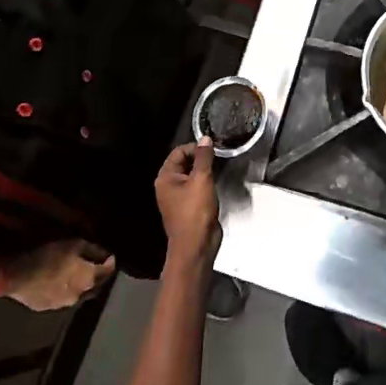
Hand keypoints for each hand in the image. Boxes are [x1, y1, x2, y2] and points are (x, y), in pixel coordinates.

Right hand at [5, 238, 115, 310]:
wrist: (17, 276)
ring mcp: (63, 304)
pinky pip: (61, 298)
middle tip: (95, 265)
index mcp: (89, 279)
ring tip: (74, 274)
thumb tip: (109, 255)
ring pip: (78, 293)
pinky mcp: (47, 307)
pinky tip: (57, 283)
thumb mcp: (74, 243)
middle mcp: (80, 295)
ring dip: (80, 284)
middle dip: (97, 276)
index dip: (110, 262)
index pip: (108, 271)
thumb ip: (94, 250)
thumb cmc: (48, 255)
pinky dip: (63, 290)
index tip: (109, 255)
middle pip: (95, 285)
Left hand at [154, 139, 220, 273]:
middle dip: (200, 159)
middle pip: (184, 163)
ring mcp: (177, 197)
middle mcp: (168, 185)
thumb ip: (204, 158)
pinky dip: (205, 184)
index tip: (213, 149)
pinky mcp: (188, 206)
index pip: (178, 151)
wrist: (196, 246)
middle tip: (218, 158)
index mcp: (165, 177)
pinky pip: (195, 188)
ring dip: (204, 172)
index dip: (195, 147)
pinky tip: (216, 184)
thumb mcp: (201, 180)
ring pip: (191, 176)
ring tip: (219, 169)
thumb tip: (205, 138)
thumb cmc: (195, 211)